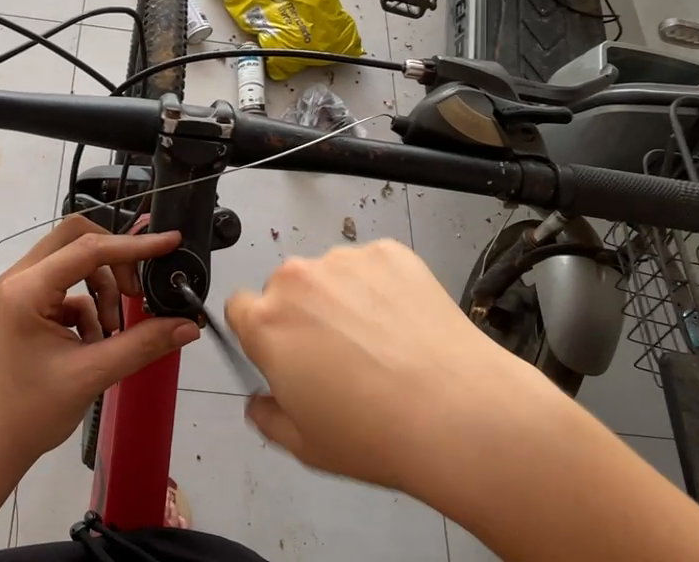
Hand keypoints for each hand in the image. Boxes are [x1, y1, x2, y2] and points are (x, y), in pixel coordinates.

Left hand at [0, 216, 199, 473]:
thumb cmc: (33, 411)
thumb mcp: (93, 374)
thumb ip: (143, 343)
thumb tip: (189, 325)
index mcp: (27, 288)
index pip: (88, 250)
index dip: (133, 245)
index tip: (170, 243)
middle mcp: (20, 277)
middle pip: (77, 239)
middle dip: (115, 259)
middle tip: (137, 292)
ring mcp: (21, 289)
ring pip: (75, 261)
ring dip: (104, 287)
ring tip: (114, 332)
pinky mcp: (27, 305)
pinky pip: (69, 286)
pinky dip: (90, 305)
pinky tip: (96, 342)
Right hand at [226, 239, 568, 494]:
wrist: (458, 413)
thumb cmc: (374, 434)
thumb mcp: (305, 446)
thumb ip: (268, 417)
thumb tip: (262, 402)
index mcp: (266, 323)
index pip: (240, 308)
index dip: (261, 332)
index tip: (287, 354)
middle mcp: (297, 280)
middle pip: (286, 288)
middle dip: (303, 314)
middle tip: (339, 355)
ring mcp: (345, 260)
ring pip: (331, 275)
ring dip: (343, 297)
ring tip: (383, 342)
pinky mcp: (389, 252)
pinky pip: (373, 265)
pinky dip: (383, 286)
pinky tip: (406, 324)